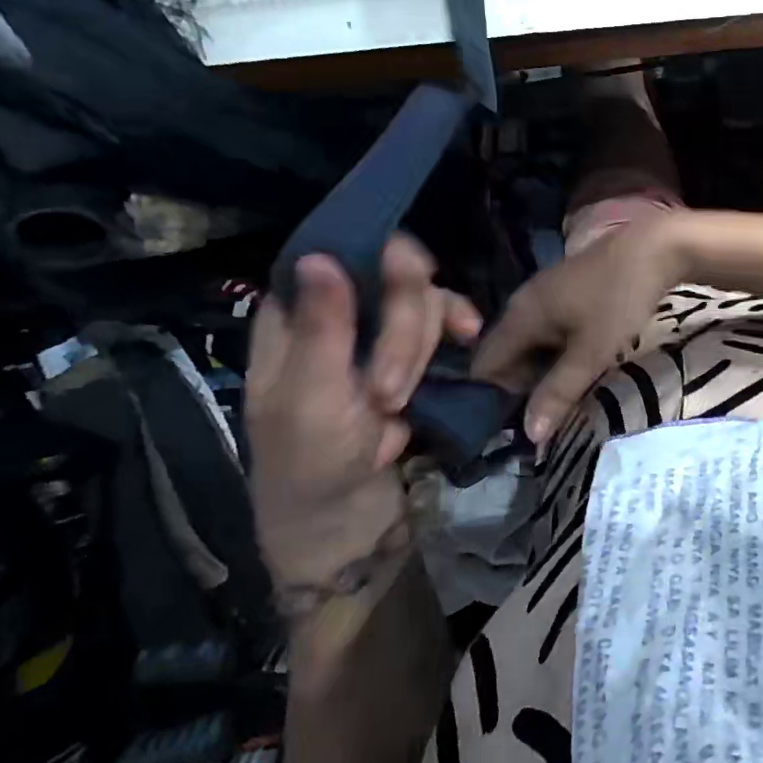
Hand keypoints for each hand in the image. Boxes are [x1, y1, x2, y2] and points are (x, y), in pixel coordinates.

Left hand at [246, 237, 481, 590]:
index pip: (338, 252)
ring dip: (421, 347)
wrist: (346, 510)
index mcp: (293, 310)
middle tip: (388, 390)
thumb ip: (319, 328)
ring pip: (421, 296)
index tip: (399, 290)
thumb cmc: (310, 459)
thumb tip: (319, 254)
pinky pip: (445, 312)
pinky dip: (458, 322)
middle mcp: (338, 305)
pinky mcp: (413, 343)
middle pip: (390, 274)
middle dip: (402, 333)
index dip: (374, 264)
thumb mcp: (308, 399)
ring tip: (400, 401)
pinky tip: (469, 336)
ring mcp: (378, 323)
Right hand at [472, 216, 687, 446]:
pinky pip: (547, 329)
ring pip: (529, 342)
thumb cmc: (619, 300)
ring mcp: (544, 293)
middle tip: (543, 416)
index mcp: (519, 316)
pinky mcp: (565, 290)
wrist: (654, 247)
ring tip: (560, 397)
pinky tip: (577, 365)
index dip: (491, 397)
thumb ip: (558, 392)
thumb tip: (529, 435)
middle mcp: (522, 302)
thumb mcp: (591, 353)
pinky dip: (554, 351)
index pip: (484, 364)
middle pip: (505, 354)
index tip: (509, 426)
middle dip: (518, 387)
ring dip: (539, 370)